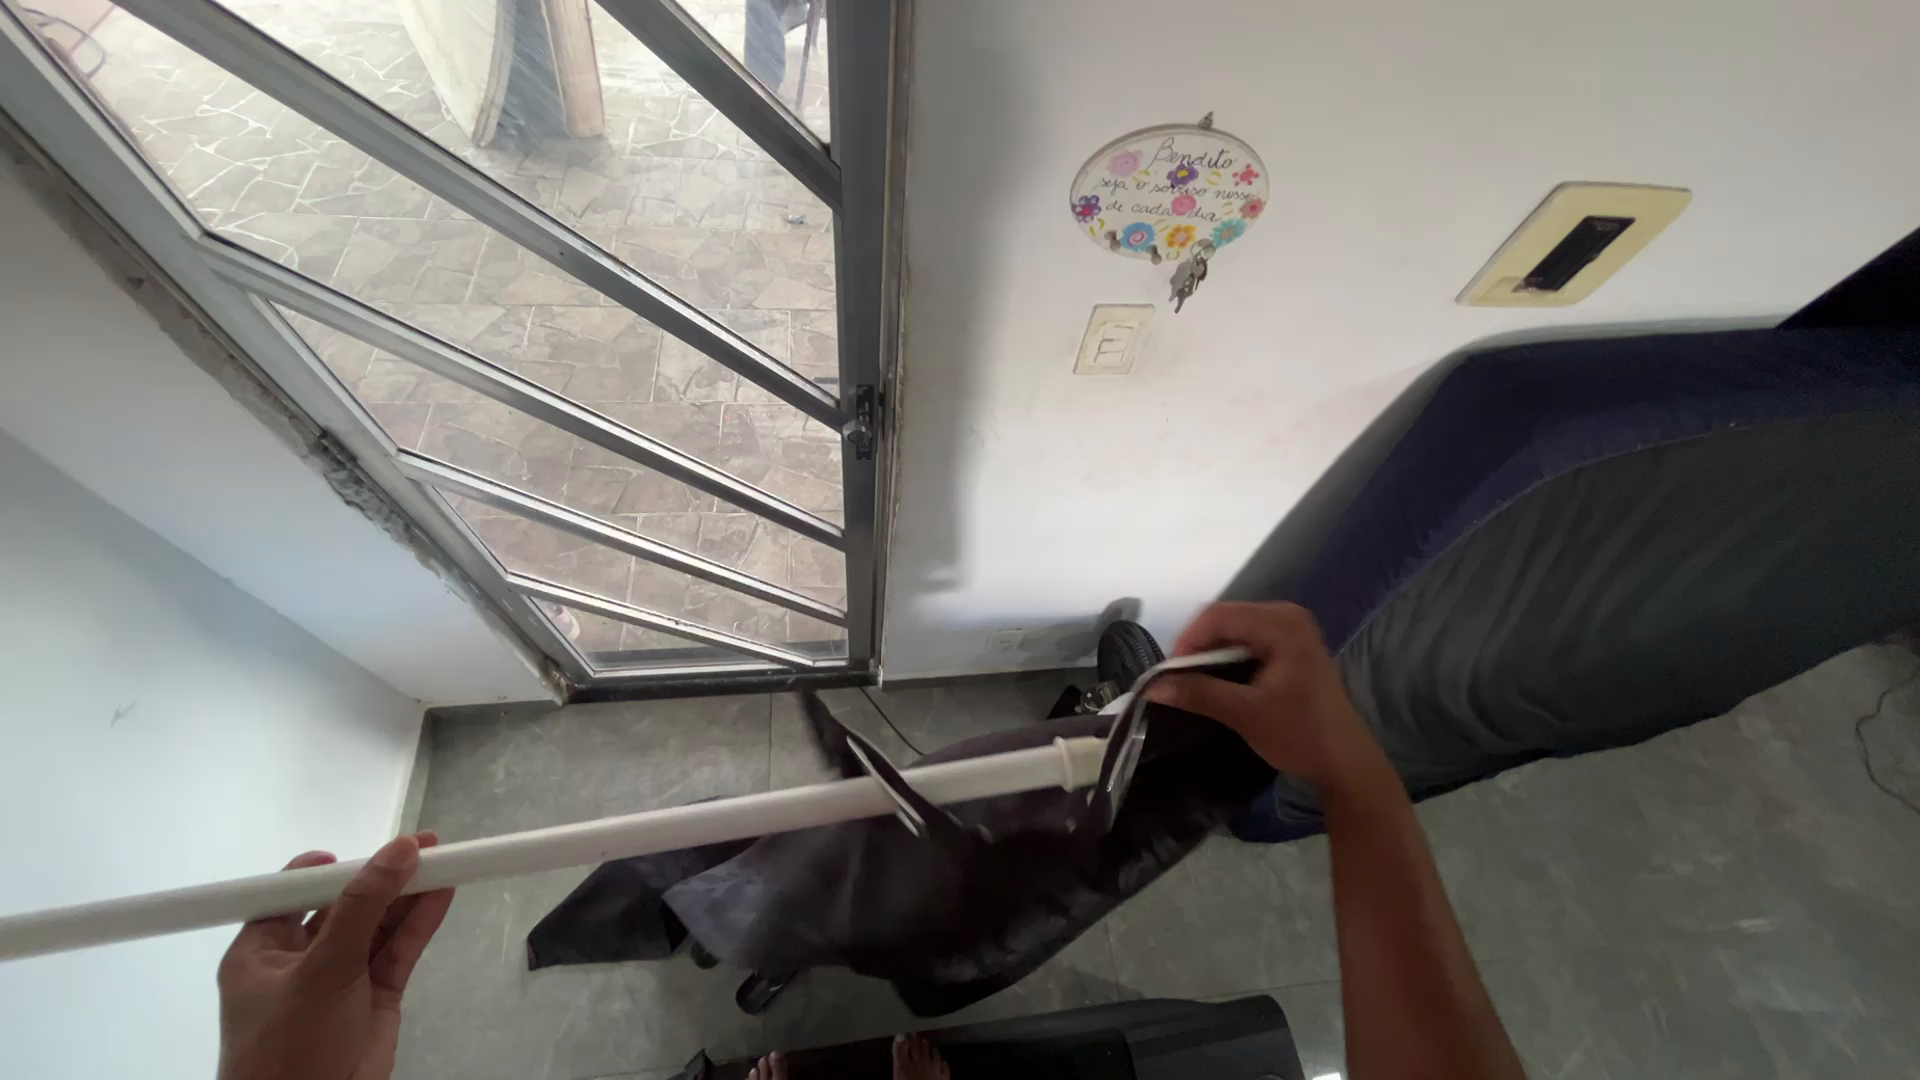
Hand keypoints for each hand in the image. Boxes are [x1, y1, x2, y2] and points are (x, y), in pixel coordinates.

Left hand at [216, 832, 454, 1079]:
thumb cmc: (290, 1043)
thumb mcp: (323, 969)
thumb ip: (365, 905)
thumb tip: (403, 847)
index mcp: (262, 954)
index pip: (289, 896)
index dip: (323, 870)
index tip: (360, 849)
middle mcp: (302, 958)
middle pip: (347, 903)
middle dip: (383, 874)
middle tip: (425, 845)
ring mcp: (343, 974)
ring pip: (382, 920)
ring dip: (411, 892)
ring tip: (447, 859)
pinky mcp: (379, 989)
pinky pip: (403, 943)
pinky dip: (424, 917)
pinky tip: (446, 890)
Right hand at [1147, 602, 1387, 790]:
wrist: (1347, 764)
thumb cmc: (1302, 734)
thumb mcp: (1245, 713)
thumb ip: (1198, 694)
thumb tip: (1151, 687)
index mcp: (1281, 623)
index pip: (1216, 616)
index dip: (1186, 641)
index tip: (1169, 674)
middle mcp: (1286, 616)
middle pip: (1223, 619)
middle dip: (1196, 648)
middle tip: (1179, 680)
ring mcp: (1291, 630)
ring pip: (1231, 631)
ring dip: (1210, 655)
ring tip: (1195, 684)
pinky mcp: (1290, 645)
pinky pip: (1245, 641)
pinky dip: (1226, 658)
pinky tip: (1219, 683)